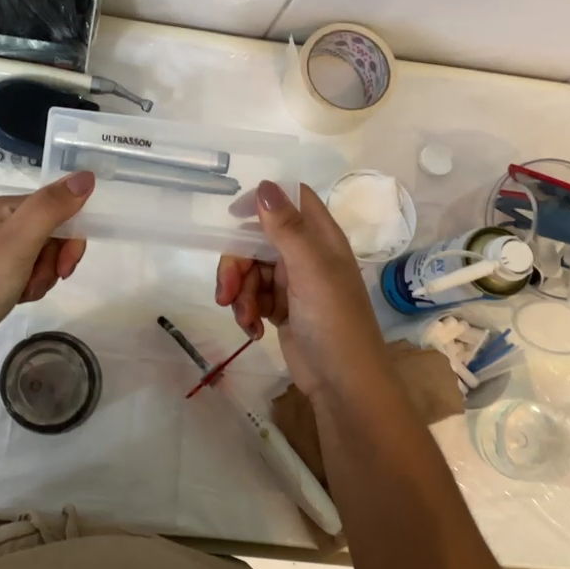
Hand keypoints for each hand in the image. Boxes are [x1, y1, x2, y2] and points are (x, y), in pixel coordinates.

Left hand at [0, 172, 93, 359]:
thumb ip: (51, 208)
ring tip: (22, 294)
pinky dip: (31, 290)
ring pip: (44, 259)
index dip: (71, 237)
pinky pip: (29, 277)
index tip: (66, 265)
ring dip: (43, 279)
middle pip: (53, 234)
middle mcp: (2, 226)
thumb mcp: (18, 242)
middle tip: (38, 281)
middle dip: (55, 262)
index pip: (59, 208)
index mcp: (6, 209)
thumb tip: (86, 176)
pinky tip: (17, 301)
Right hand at [216, 181, 389, 397]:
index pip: (291, 200)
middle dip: (236, 264)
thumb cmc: (334, 321)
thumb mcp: (309, 270)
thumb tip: (264, 185)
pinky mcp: (281, 309)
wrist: (343, 383)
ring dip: (240, 294)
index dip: (262, 202)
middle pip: (257, 240)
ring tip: (245, 319)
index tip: (232, 217)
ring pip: (249, 271)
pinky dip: (246, 312)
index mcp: (320, 238)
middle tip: (226, 292)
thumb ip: (286, 228)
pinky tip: (253, 331)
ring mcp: (293, 283)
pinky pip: (252, 297)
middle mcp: (306, 255)